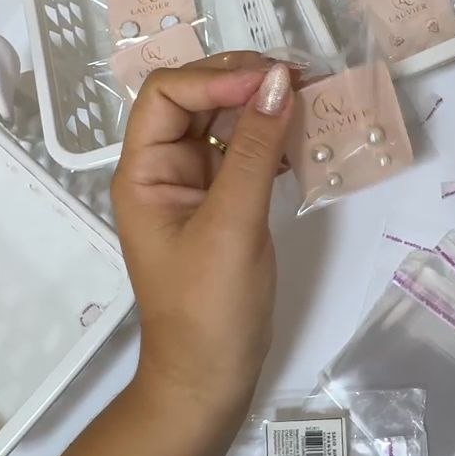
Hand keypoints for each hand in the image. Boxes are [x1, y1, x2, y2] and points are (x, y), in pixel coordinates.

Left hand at [110, 53, 294, 414]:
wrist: (211, 378)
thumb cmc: (210, 306)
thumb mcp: (233, 223)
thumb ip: (254, 149)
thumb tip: (279, 82)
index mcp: (144, 170)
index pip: (167, 95)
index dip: (215, 79)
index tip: (271, 82)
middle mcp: (165, 167)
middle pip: (196, 99)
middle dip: (243, 82)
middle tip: (299, 77)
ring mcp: (195, 184)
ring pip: (224, 122)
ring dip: (264, 104)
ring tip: (310, 94)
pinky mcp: (225, 201)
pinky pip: (245, 151)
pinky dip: (273, 136)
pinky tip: (303, 134)